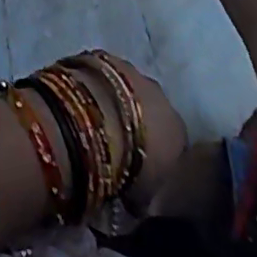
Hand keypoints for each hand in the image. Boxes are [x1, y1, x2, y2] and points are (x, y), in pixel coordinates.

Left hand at [90, 52, 190, 215]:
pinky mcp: (98, 54)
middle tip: (113, 136)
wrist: (96, 119)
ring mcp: (128, 70)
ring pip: (123, 83)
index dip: (155, 152)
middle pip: (149, 106)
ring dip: (112, 96)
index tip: (138, 164)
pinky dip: (90, 81)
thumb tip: (136, 203)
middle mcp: (160, 94)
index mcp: (178, 129)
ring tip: (93, 114)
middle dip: (135, 118)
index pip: (173, 141)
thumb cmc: (129, 165)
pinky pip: (97, 70)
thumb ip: (145, 196)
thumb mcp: (144, 195)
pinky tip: (77, 95)